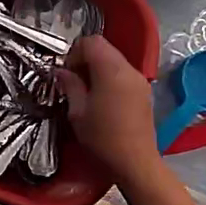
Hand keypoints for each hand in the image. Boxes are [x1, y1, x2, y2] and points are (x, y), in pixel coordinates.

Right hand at [55, 36, 160, 182]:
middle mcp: (129, 70)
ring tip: (85, 92)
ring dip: (97, 69)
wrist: (135, 163)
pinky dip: (109, 78)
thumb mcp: (77, 112)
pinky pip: (123, 74)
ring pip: (114, 61)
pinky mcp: (144, 92)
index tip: (65, 72)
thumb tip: (61, 72)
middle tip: (72, 81)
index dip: (74, 52)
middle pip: (105, 48)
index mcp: (111, 71)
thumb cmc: (102, 138)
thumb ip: (70, 86)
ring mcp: (140, 81)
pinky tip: (101, 100)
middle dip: (85, 59)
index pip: (92, 42)